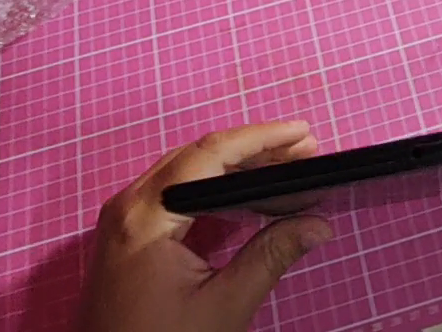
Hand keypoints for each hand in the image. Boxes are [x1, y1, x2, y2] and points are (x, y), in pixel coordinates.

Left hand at [76, 121, 331, 331]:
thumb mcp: (221, 309)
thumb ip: (270, 257)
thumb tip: (318, 224)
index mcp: (146, 216)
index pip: (211, 154)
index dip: (261, 138)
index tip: (302, 133)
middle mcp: (128, 204)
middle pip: (200, 154)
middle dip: (255, 148)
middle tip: (304, 149)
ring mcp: (123, 216)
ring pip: (187, 167)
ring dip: (236, 162)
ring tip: (284, 161)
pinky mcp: (126, 231)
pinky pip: (174, 188)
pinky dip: (213, 182)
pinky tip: (245, 187)